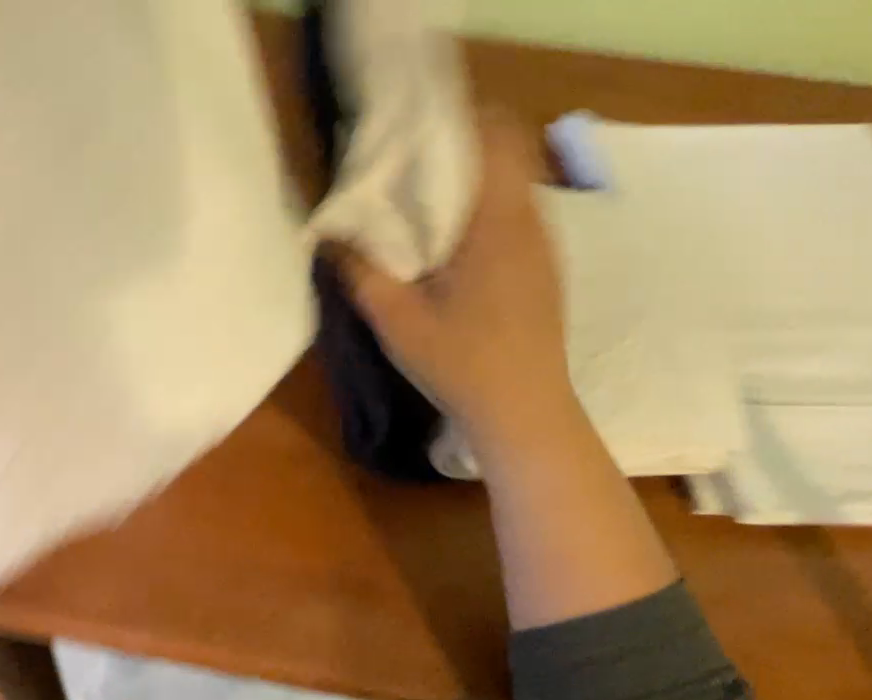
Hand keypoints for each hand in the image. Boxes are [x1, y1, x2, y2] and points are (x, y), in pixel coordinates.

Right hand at [323, 113, 573, 452]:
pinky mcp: (544, 271)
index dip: (461, 116)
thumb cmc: (462, 362)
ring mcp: (545, 246)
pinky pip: (516, 220)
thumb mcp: (397, 321)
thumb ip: (361, 272)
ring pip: (511, 189)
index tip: (416, 127)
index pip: (497, 132)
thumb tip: (327, 236)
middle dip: (458, 151)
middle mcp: (531, 220)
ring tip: (425, 207)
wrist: (524, 411)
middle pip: (504, 155)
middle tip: (408, 168)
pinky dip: (485, 217)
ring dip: (472, 187)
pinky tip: (453, 252)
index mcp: (498, 220)